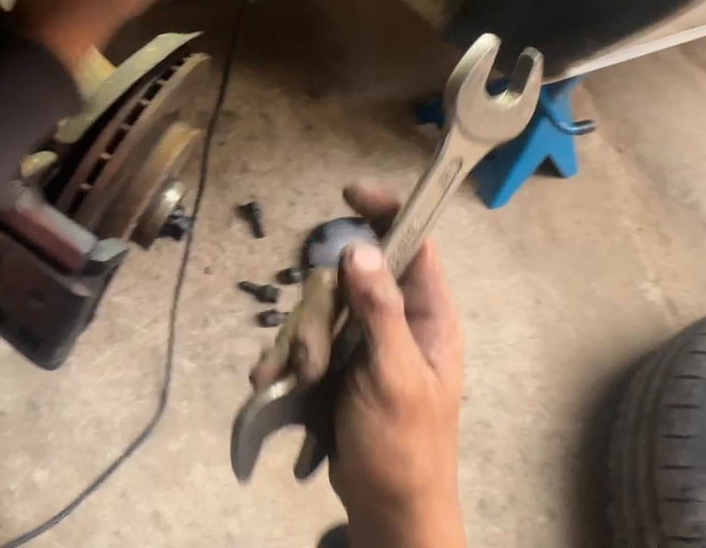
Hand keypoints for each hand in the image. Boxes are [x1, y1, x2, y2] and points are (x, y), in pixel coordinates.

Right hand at [249, 183, 465, 547]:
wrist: (387, 511)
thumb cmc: (405, 448)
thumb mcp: (395, 377)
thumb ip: (380, 311)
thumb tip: (362, 249)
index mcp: (430, 318)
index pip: (415, 244)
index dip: (389, 212)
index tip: (350, 195)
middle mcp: (397, 319)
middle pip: (350, 275)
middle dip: (322, 306)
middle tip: (316, 349)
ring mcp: (364, 340)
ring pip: (320, 305)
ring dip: (302, 338)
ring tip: (303, 378)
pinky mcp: (337, 361)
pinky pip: (303, 335)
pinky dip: (287, 355)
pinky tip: (276, 380)